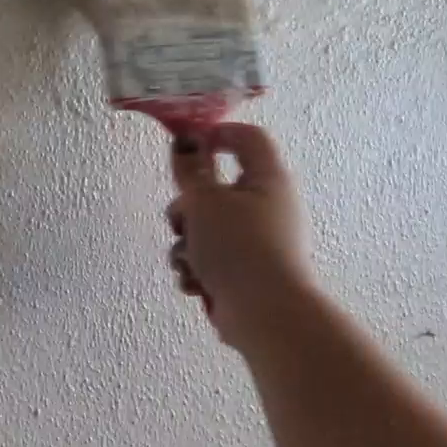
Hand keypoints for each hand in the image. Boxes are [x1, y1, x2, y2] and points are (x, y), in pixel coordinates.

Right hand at [165, 123, 317, 349]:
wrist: (262, 311)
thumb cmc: (237, 247)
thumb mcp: (205, 201)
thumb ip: (190, 170)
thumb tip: (185, 139)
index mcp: (266, 179)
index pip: (246, 139)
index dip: (215, 135)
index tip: (184, 149)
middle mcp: (266, 207)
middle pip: (215, 191)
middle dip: (187, 209)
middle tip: (180, 221)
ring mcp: (256, 242)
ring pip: (205, 230)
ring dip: (186, 246)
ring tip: (190, 263)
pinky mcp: (244, 271)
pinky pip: (210, 260)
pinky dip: (197, 270)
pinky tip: (197, 284)